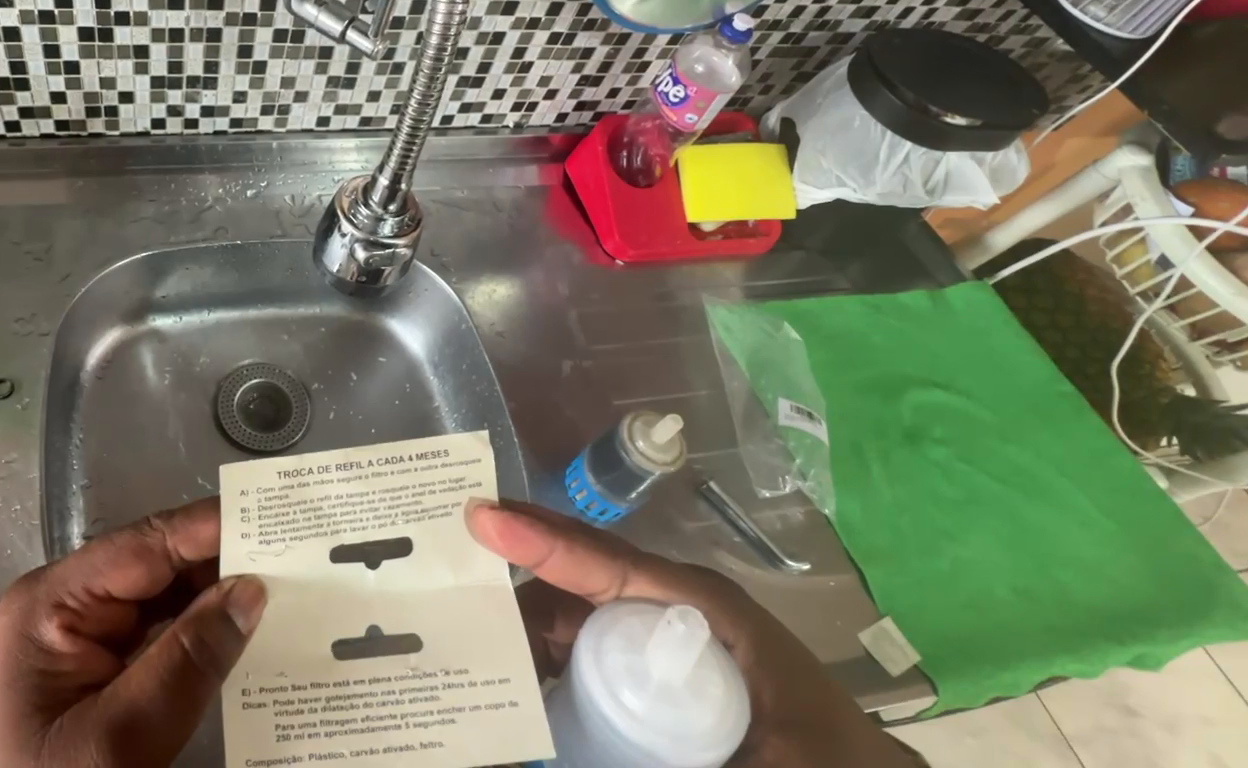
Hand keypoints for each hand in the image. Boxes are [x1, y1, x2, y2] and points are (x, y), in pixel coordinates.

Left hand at [0, 498, 267, 767]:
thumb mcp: (117, 738)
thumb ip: (187, 658)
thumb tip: (252, 589)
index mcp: (53, 601)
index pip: (148, 544)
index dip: (213, 525)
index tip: (277, 514)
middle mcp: (64, 608)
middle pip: (157, 568)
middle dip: (224, 561)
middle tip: (299, 553)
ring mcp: (77, 644)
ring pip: (162, 605)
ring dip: (217, 600)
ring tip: (287, 586)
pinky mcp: (90, 679)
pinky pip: (155, 642)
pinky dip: (199, 639)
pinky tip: (244, 635)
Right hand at [466, 499, 924, 767]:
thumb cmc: (821, 754)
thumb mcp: (767, 759)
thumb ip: (669, 744)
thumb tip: (564, 741)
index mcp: (699, 605)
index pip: (607, 564)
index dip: (543, 538)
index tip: (482, 517)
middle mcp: (664, 604)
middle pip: (569, 584)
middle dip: (507, 580)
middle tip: (441, 587)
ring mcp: (651, 630)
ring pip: (565, 616)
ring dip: (515, 626)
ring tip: (456, 636)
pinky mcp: (643, 660)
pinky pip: (577, 649)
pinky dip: (537, 658)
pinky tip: (505, 682)